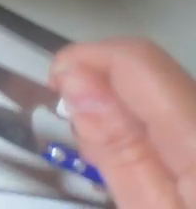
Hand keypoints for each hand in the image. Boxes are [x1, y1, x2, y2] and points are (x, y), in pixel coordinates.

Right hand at [52, 38, 195, 206]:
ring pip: (182, 104)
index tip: (60, 96)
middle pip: (160, 79)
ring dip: (141, 120)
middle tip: (93, 148)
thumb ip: (117, 146)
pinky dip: (175, 141)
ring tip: (136, 172)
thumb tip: (75, 80)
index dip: (84, 63)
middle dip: (109, 97)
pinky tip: (174, 182)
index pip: (135, 59)